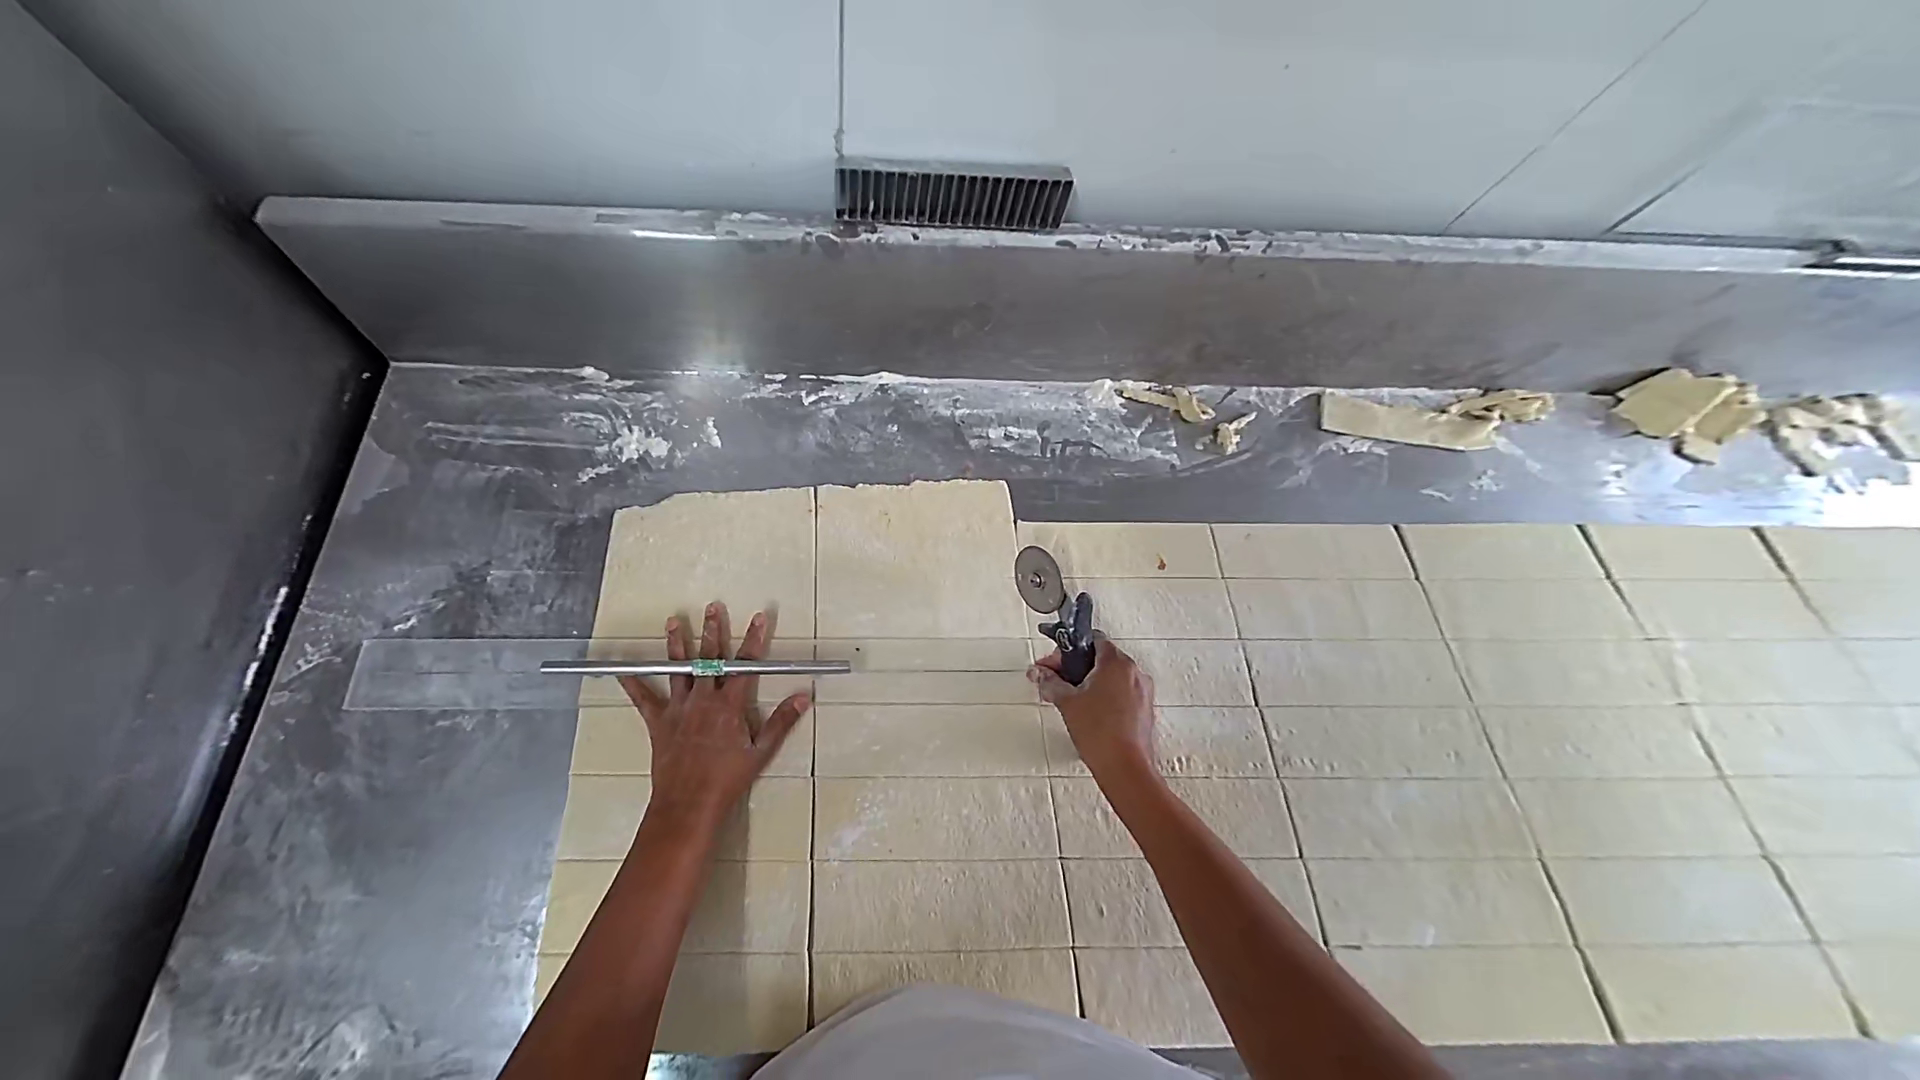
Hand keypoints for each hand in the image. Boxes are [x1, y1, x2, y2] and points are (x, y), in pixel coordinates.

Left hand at [619, 602, 809, 830]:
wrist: (688, 804)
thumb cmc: (727, 779)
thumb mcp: (761, 751)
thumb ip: (782, 721)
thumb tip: (804, 696)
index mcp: (730, 706)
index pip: (746, 665)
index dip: (754, 639)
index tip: (758, 618)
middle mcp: (703, 701)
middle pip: (710, 659)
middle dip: (713, 631)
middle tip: (713, 607)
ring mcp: (679, 710)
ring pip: (679, 670)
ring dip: (677, 645)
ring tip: (674, 622)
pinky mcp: (659, 723)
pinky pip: (644, 700)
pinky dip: (633, 685)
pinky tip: (622, 671)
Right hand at [1029, 638, 1157, 778]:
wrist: (1124, 768)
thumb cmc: (1101, 734)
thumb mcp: (1067, 702)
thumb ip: (1050, 682)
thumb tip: (1040, 674)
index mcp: (1116, 663)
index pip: (1092, 640)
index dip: (1068, 650)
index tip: (1054, 662)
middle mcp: (1134, 673)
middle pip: (1100, 658)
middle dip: (1075, 667)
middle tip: (1055, 680)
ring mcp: (1142, 692)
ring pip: (1111, 677)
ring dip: (1089, 682)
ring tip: (1069, 699)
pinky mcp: (1143, 710)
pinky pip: (1121, 694)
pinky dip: (1104, 697)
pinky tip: (1088, 712)